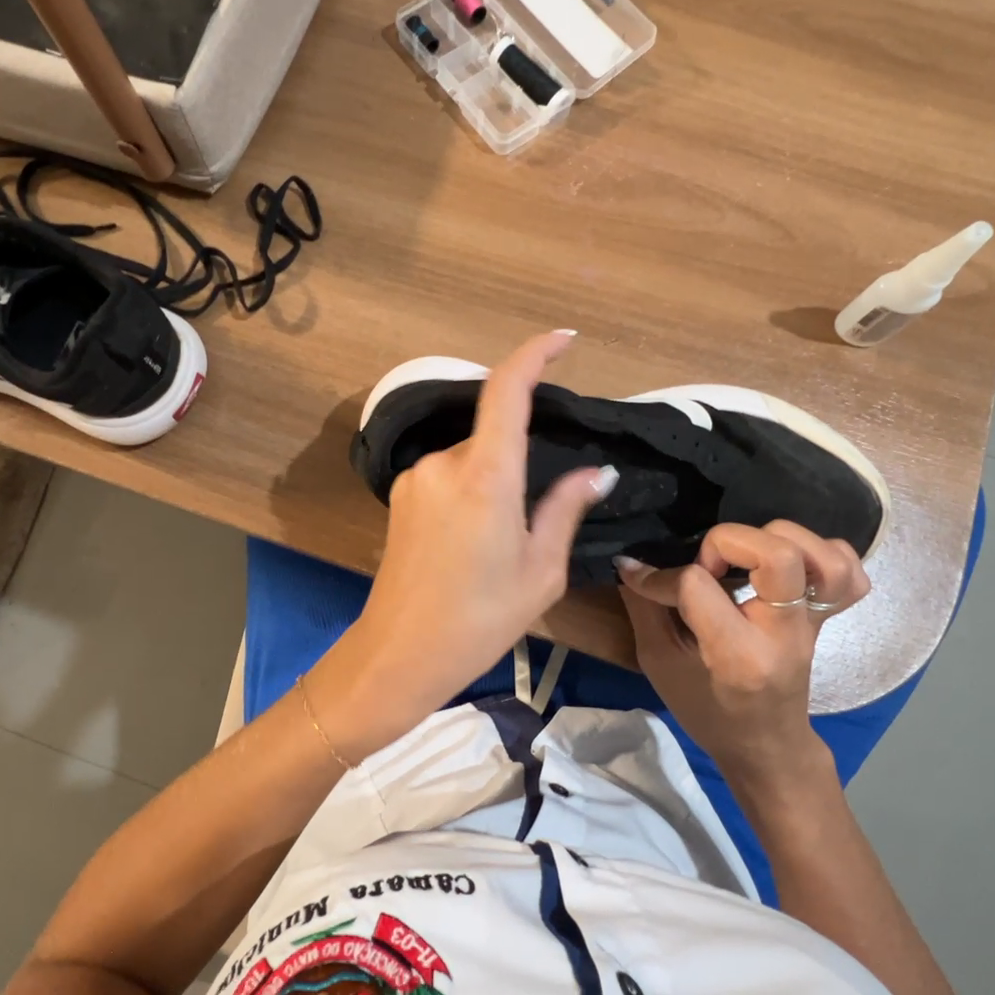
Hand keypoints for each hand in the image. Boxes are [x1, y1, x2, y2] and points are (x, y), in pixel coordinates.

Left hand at [307, 331, 616, 758]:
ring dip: (495, 479)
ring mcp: (416, 476)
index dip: (535, 355)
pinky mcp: (400, 494)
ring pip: (472, 457)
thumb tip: (596, 472)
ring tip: (502, 542)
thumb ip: (565, 509)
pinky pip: (449, 475)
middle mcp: (444, 463)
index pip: (507, 391)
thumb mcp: (540, 571)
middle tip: (539, 514)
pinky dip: (473, 489)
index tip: (564, 340)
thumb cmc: (479, 620)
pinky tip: (474, 540)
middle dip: (522, 457)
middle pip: (492, 432)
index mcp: (485, 477)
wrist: (398, 654)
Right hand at [616, 521, 870, 788]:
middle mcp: (784, 634)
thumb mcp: (660, 664)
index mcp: (737, 655)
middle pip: (778, 554)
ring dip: (778, 540)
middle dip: (728, 540)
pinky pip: (848, 569)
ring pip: (823, 555)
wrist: (768, 746)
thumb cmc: (708, 711)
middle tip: (708, 567)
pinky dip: (820, 553)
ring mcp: (814, 623)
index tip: (643, 581)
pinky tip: (789, 564)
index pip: (697, 585)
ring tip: (748, 558)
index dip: (661, 576)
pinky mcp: (829, 615)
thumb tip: (630, 563)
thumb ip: (644, 608)